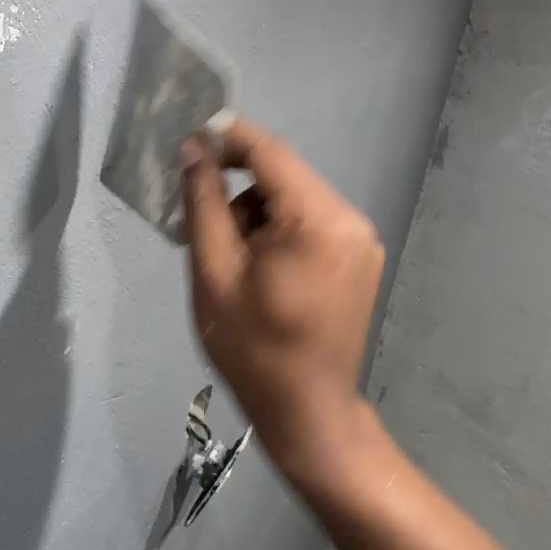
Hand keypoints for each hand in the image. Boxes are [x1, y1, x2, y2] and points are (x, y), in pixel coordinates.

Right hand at [181, 119, 383, 481]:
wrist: (306, 411)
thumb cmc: (252, 345)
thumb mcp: (212, 269)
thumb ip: (202, 200)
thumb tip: (193, 148)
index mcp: (318, 221)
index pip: (269, 152)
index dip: (227, 138)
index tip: (190, 142)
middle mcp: (349, 219)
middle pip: (283, 172)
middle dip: (239, 184)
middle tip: (205, 221)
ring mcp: (361, 239)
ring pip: (294, 195)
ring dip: (257, 209)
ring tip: (234, 256)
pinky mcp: (360, 256)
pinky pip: (310, 218)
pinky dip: (279, 226)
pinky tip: (260, 264)